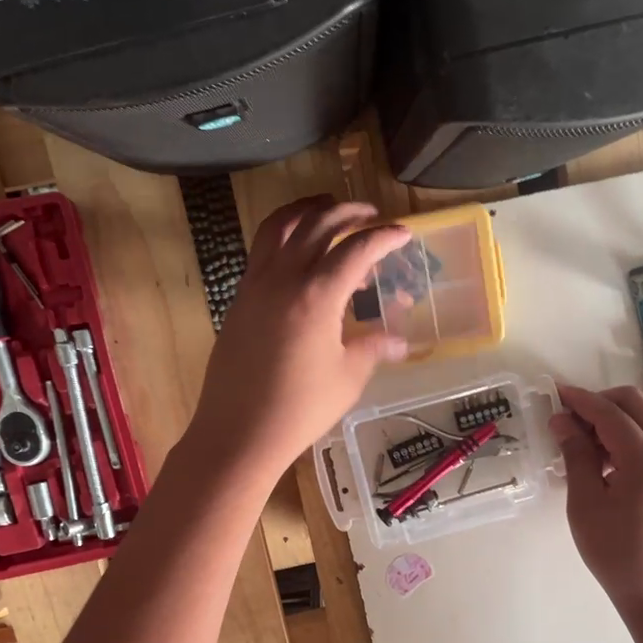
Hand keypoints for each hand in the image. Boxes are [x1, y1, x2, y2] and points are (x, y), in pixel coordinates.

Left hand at [190, 196, 411, 474]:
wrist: (238, 432)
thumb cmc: (300, 409)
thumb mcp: (347, 378)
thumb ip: (373, 348)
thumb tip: (400, 342)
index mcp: (317, 296)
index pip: (356, 249)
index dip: (384, 236)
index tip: (403, 233)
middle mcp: (283, 278)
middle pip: (317, 224)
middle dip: (347, 212)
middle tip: (371, 214)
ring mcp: (255, 285)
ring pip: (279, 226)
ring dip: (307, 211)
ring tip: (328, 210)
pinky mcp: (239, 298)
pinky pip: (260, 249)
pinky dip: (283, 234)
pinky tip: (297, 250)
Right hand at [550, 385, 642, 610]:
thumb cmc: (615, 552)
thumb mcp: (585, 503)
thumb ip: (576, 455)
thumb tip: (562, 421)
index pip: (610, 413)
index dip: (579, 400)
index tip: (553, 394)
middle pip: (633, 404)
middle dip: (598, 403)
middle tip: (567, 419)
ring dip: (611, 419)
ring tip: (580, 443)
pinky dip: (625, 435)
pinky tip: (602, 459)